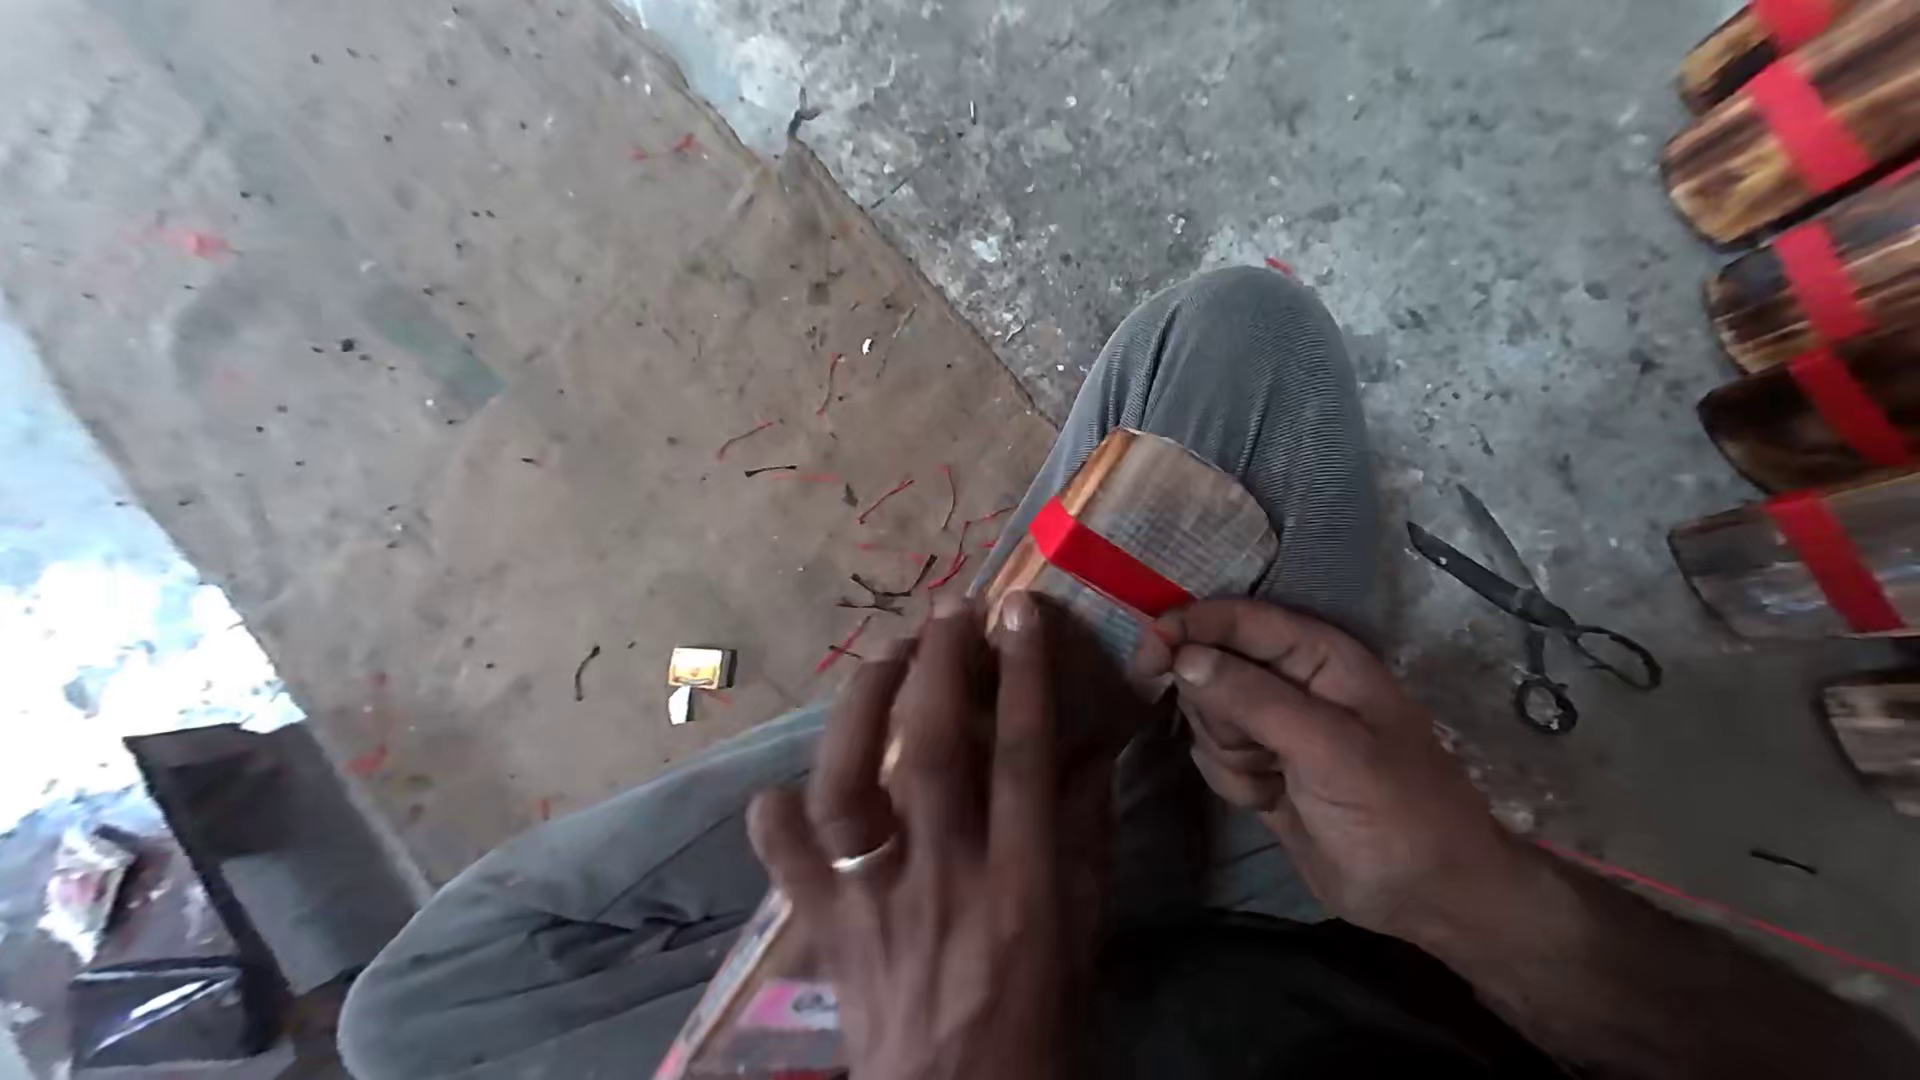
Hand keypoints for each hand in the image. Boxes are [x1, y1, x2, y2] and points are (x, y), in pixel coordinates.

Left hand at [748, 593, 1108, 1079]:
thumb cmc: (1041, 1010)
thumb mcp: (1087, 918)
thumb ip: (1086, 824)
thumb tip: (1084, 737)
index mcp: (1022, 883)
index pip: (1023, 755)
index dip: (1021, 672)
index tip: (1017, 610)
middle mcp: (944, 879)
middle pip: (932, 752)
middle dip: (937, 665)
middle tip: (947, 612)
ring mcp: (873, 903)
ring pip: (849, 790)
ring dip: (860, 710)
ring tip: (882, 658)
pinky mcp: (825, 930)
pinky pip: (786, 867)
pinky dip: (773, 821)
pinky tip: (779, 786)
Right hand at [1131, 597, 1527, 937]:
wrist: (1428, 901)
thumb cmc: (1399, 813)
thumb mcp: (1331, 751)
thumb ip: (1254, 699)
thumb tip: (1182, 658)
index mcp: (1318, 655)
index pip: (1237, 619)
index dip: (1187, 628)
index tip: (1148, 656)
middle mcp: (1287, 678)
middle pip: (1208, 666)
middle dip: (1215, 712)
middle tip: (1251, 749)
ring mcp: (1268, 721)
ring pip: (1202, 712)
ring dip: (1225, 751)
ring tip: (1272, 779)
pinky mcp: (1254, 760)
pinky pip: (1208, 752)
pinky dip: (1230, 778)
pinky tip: (1268, 799)